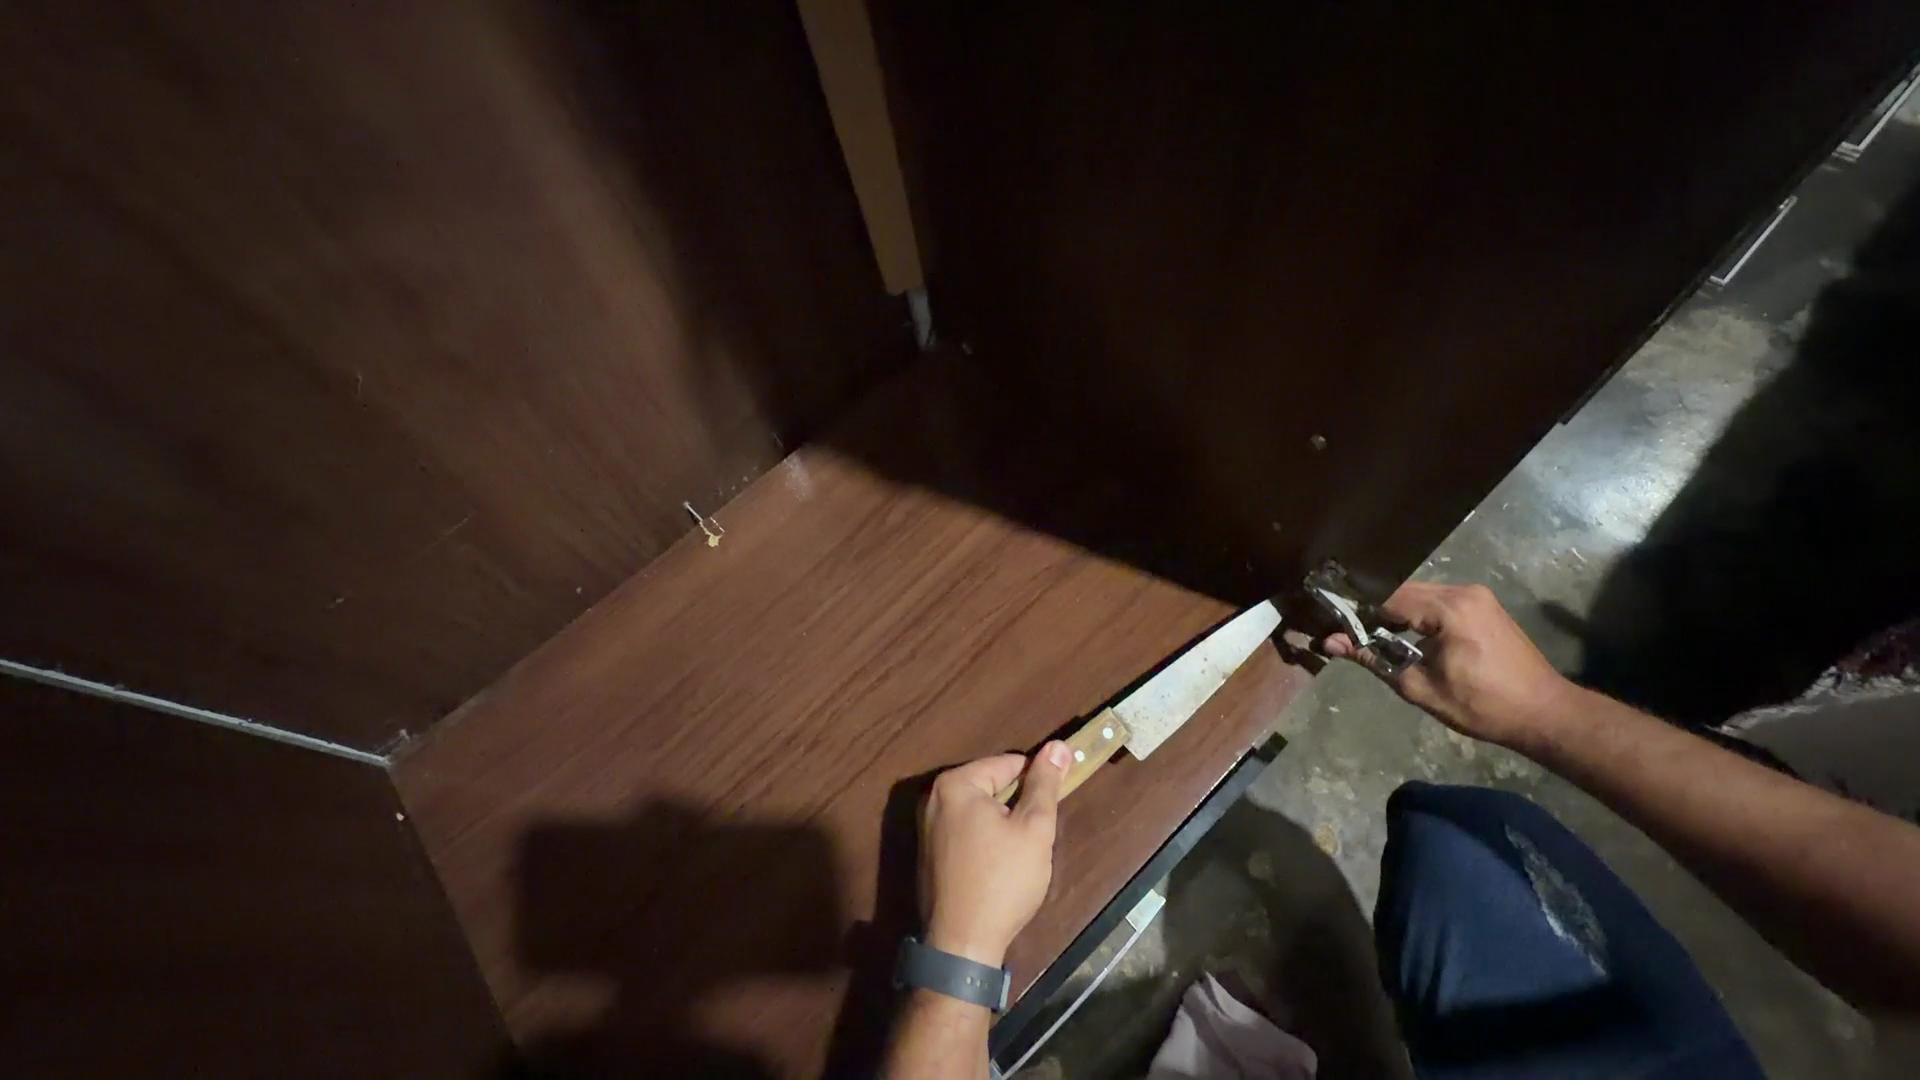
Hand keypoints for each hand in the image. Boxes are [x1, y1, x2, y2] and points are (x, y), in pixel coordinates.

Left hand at [918, 743, 1072, 967]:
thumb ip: (1045, 784)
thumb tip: (1057, 745)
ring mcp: (926, 827)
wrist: (962, 944)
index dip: (1036, 781)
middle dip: (1017, 804)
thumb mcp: (1033, 828)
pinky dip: (986, 839)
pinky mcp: (929, 853)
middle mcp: (933, 798)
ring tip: (1022, 852)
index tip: (1053, 803)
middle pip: (991, 786)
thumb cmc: (1002, 880)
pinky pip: (965, 831)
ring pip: (979, 811)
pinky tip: (1000, 866)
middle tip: (1037, 834)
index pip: (1008, 764)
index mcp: (955, 784)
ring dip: (1003, 823)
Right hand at [1324, 582, 1575, 749]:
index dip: (1355, 610)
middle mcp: (1463, 592)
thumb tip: (1329, 643)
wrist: (1545, 714)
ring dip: (1393, 611)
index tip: (1331, 622)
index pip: (1386, 597)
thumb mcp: (1419, 686)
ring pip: (1418, 594)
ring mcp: (1476, 595)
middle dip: (1372, 610)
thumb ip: (1372, 659)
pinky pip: (1436, 600)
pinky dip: (1414, 613)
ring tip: (1371, 634)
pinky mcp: (1482, 604)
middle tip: (1347, 630)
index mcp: (1449, 609)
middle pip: (1401, 591)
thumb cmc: (1482, 706)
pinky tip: (1403, 633)